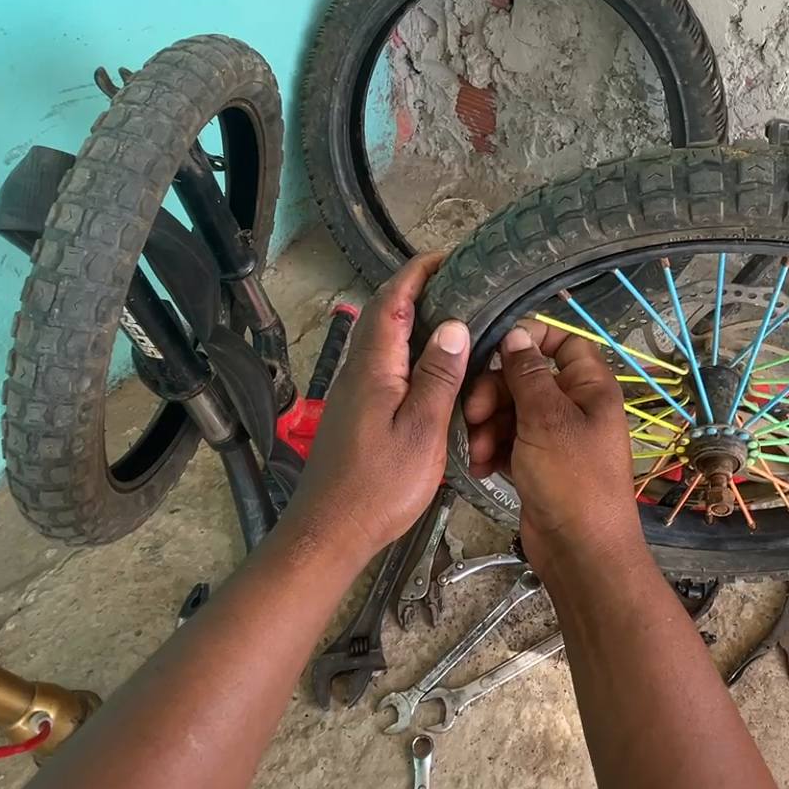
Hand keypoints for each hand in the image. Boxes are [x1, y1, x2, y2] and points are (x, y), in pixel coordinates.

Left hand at [284, 252, 470, 562]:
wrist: (328, 532)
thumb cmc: (378, 486)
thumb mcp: (421, 430)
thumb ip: (438, 376)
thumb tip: (455, 325)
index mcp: (374, 367)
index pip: (392, 302)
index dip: (416, 273)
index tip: (447, 256)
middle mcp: (358, 370)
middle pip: (384, 315)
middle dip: (418, 289)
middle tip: (460, 282)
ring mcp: (354, 391)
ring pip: (383, 339)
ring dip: (414, 318)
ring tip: (455, 315)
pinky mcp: (356, 411)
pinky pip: (384, 363)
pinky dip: (409, 348)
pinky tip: (433, 365)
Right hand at [460, 321, 641, 571]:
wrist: (580, 552)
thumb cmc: (572, 479)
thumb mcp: (547, 419)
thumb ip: (528, 374)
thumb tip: (516, 334)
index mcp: (590, 387)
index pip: (565, 343)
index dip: (533, 338)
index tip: (496, 345)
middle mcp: (574, 407)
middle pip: (527, 379)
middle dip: (495, 392)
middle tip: (473, 411)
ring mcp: (554, 437)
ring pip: (512, 411)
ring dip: (488, 425)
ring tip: (478, 448)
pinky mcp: (536, 464)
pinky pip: (509, 442)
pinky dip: (493, 449)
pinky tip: (480, 466)